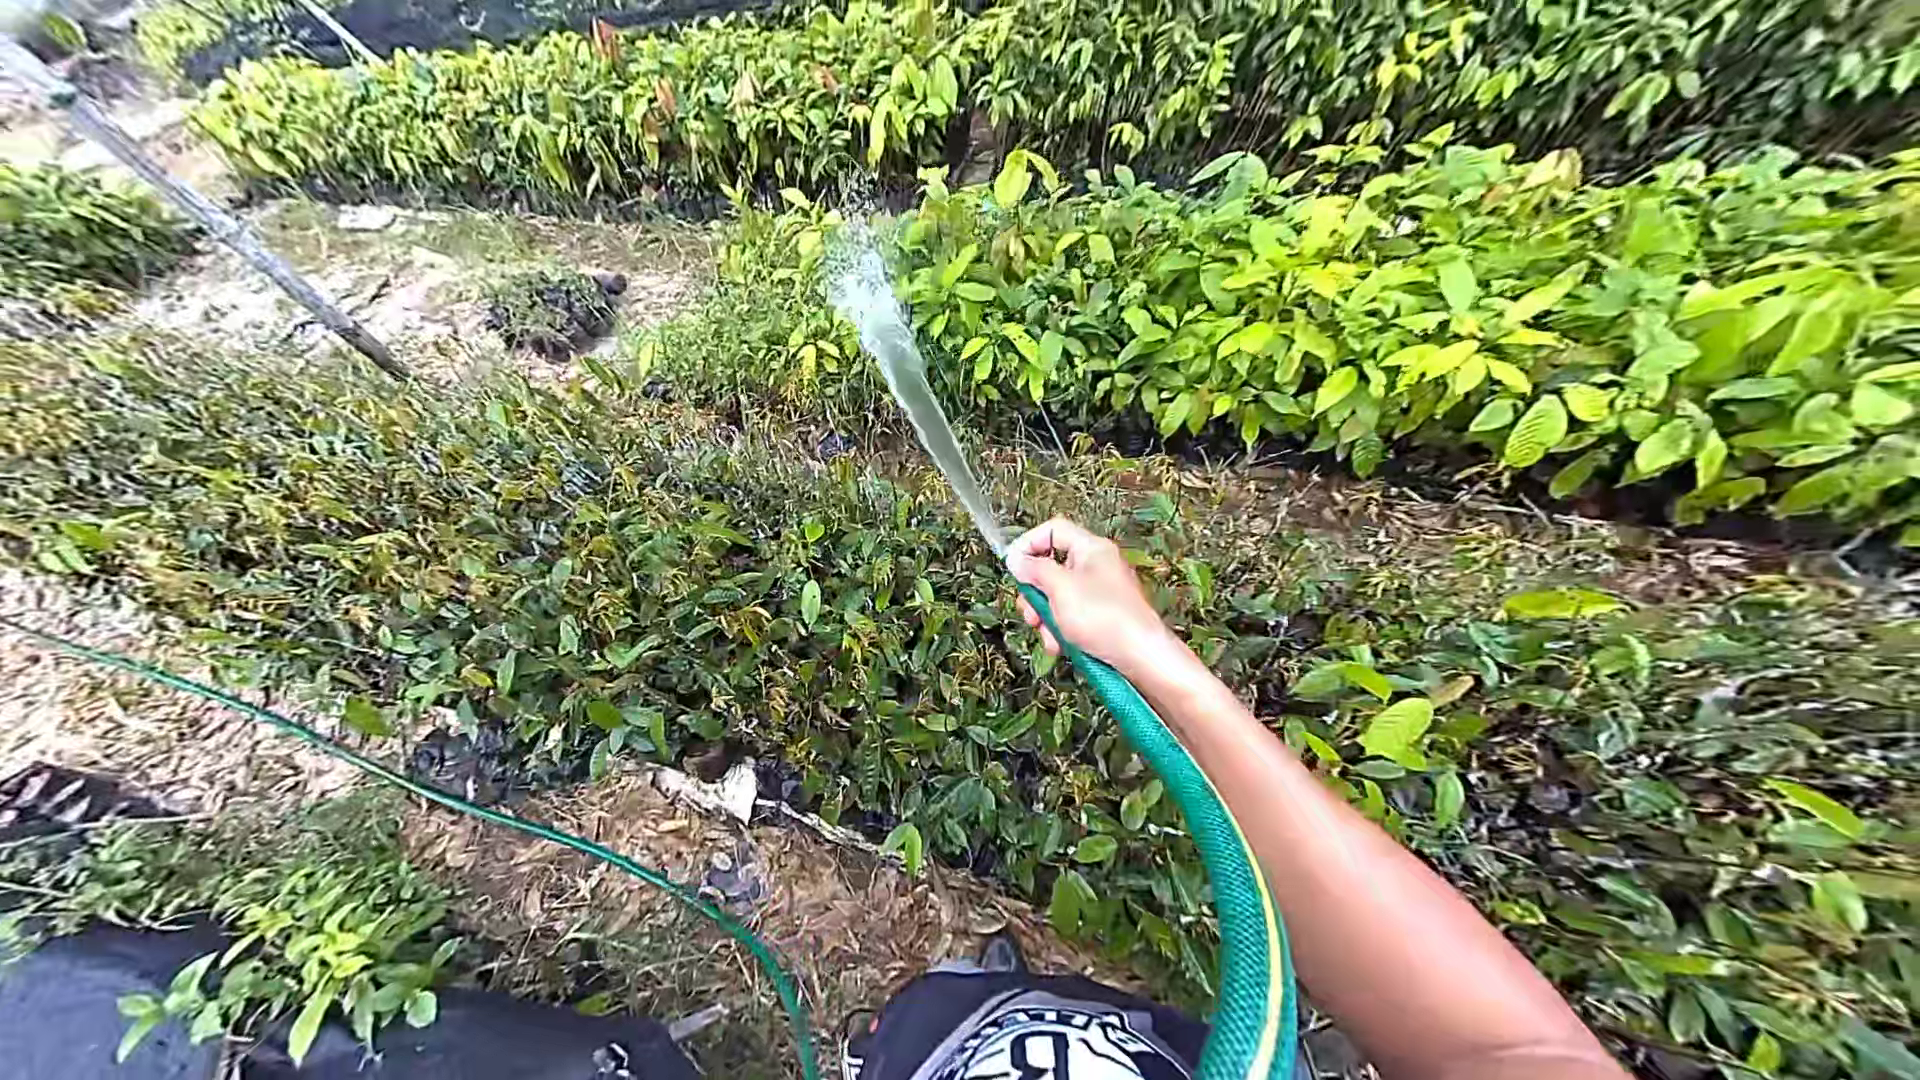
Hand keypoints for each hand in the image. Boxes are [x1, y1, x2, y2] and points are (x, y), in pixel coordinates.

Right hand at [1004, 517, 1182, 678]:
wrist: (1141, 657)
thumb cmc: (1106, 618)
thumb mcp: (1060, 588)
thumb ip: (1034, 570)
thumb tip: (1016, 559)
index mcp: (1091, 549)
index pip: (1052, 530)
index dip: (1028, 544)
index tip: (1013, 566)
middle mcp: (1096, 566)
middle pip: (1050, 567)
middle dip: (1034, 592)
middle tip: (1030, 610)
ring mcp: (1099, 592)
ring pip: (1057, 596)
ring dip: (1045, 617)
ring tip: (1048, 635)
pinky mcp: (1101, 617)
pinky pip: (1070, 617)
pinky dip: (1060, 631)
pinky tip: (1060, 645)